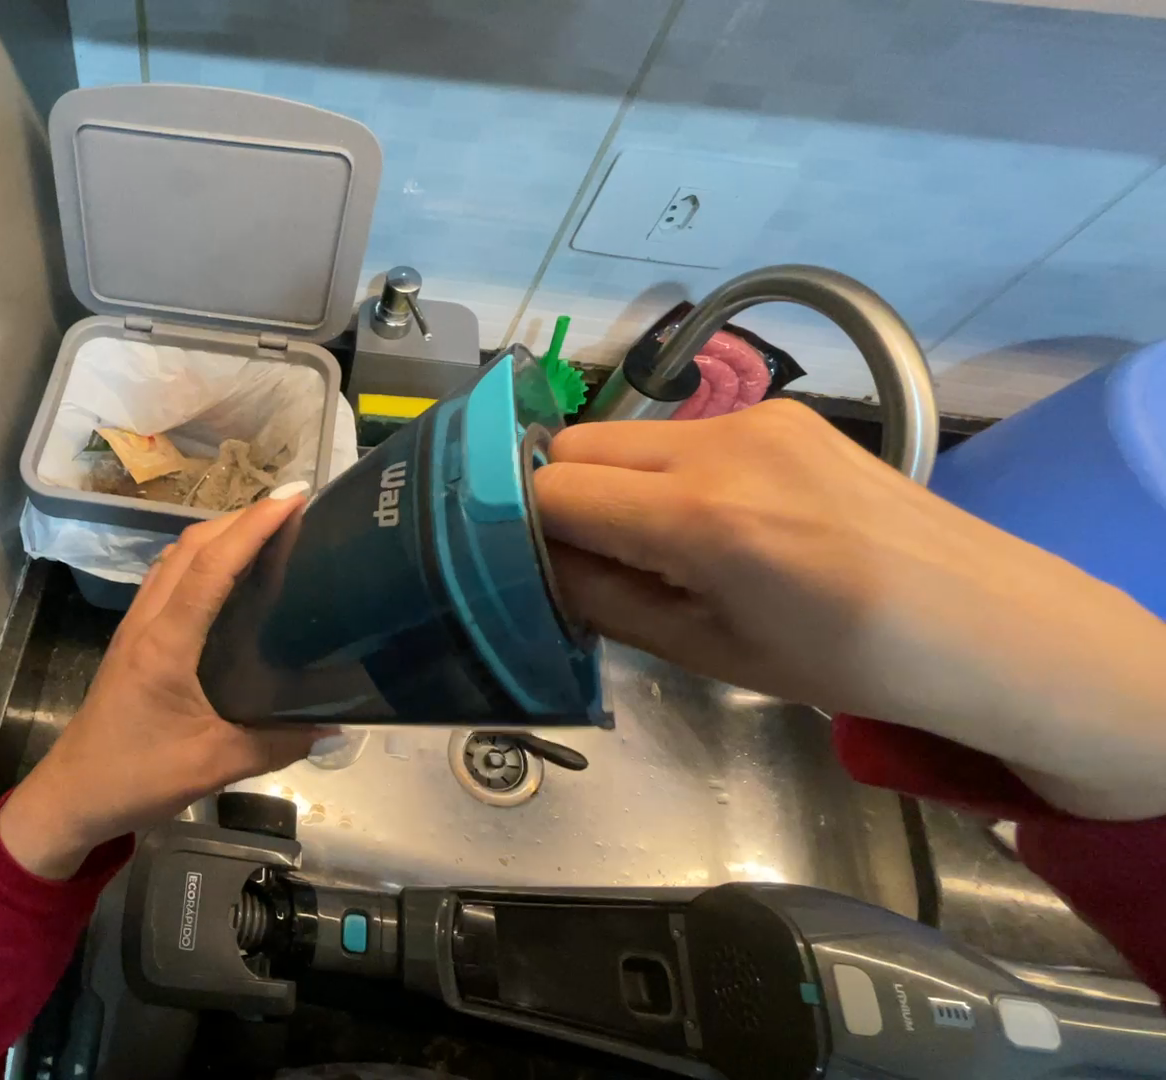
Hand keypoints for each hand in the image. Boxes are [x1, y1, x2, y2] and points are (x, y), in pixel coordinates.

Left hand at [0, 495, 321, 877]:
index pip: (212, 567)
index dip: (253, 526)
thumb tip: (335, 727)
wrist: (72, 795)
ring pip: (174, 557)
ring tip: (265, 530)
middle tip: (290, 510)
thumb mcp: (214, 766)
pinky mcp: (133, 638)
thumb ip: (276, 744)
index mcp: (166, 644)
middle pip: (190, 547)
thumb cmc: (136, 778)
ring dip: (217, 533)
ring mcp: (135, 626)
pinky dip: (200, 558)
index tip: (294, 500)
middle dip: (240, 517)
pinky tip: (227, 573)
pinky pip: (167, 578)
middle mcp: (147, 621)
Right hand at [536, 399, 1165, 820]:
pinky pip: (671, 432)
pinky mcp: (778, 412)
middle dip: (557, 498)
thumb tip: (531, 561)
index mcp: (703, 521)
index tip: (529, 562)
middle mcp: (721, 446)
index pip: (550, 490)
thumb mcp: (700, 650)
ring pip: (616, 433)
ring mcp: (754, 418)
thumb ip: (597, 596)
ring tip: (652, 538)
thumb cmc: (845, 664)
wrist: (1003, 631)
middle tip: (587, 554)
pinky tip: (703, 514)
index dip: (524, 527)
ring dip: (605, 481)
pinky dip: (653, 470)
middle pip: (571, 445)